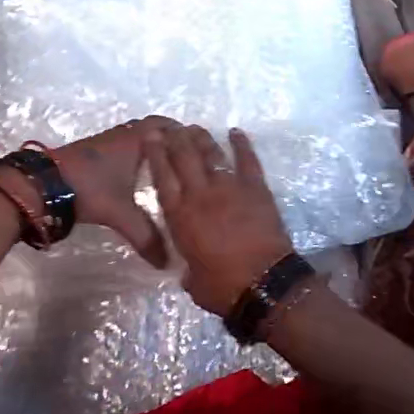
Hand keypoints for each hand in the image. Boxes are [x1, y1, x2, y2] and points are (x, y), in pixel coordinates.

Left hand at [48, 117, 175, 266]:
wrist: (42, 186)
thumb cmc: (88, 190)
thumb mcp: (121, 215)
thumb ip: (146, 237)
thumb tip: (166, 262)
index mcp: (136, 141)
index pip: (166, 126)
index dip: (185, 134)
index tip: (202, 149)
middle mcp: (122, 135)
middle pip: (153, 129)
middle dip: (170, 141)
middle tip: (187, 161)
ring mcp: (105, 142)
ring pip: (136, 138)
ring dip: (151, 148)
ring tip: (168, 169)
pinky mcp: (92, 152)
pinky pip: (123, 146)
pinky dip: (136, 155)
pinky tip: (138, 175)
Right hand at [143, 123, 296, 315]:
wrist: (263, 283)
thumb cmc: (223, 287)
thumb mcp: (193, 281)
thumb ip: (187, 268)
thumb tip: (187, 269)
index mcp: (180, 216)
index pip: (162, 176)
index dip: (155, 154)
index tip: (150, 137)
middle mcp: (201, 195)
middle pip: (184, 157)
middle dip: (175, 138)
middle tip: (171, 127)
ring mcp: (230, 188)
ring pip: (212, 154)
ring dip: (202, 138)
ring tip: (194, 128)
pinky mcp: (256, 188)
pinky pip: (247, 160)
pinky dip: (241, 144)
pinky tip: (236, 132)